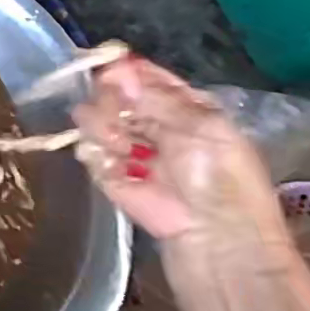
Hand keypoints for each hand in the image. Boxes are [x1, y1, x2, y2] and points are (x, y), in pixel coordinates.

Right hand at [71, 57, 285, 245]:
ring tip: (118, 143)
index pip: (145, 77)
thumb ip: (155, 95)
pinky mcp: (112, 178)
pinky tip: (111, 160)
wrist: (217, 242)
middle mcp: (155, 124)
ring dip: (102, 124)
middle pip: (116, 94)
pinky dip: (96, 152)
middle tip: (115, 111)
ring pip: (97, 119)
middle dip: (110, 97)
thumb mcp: (200, 125)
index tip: (107, 67)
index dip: (124, 70)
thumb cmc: (219, 176)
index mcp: (183, 106)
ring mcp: (131, 151)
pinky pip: (90, 152)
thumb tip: (117, 70)